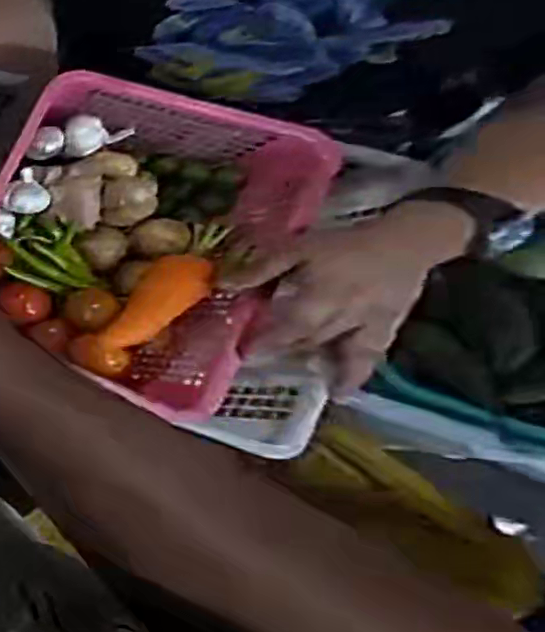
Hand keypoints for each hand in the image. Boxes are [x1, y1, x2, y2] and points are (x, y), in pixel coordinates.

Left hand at [224, 201, 473, 397]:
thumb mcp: (295, 249)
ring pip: (339, 351)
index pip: (289, 325)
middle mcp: (346, 314)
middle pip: (310, 340)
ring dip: (316, 367)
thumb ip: (261, 269)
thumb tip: (224, 285)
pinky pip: (372, 355)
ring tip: (296, 385)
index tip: (242, 352)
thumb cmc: (343, 244)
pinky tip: (343, 390)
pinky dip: (356, 373)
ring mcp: (371, 323)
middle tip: (256, 365)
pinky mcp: (390, 326)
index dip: (266, 340)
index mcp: (321, 296)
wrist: (407, 241)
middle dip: (282, 352)